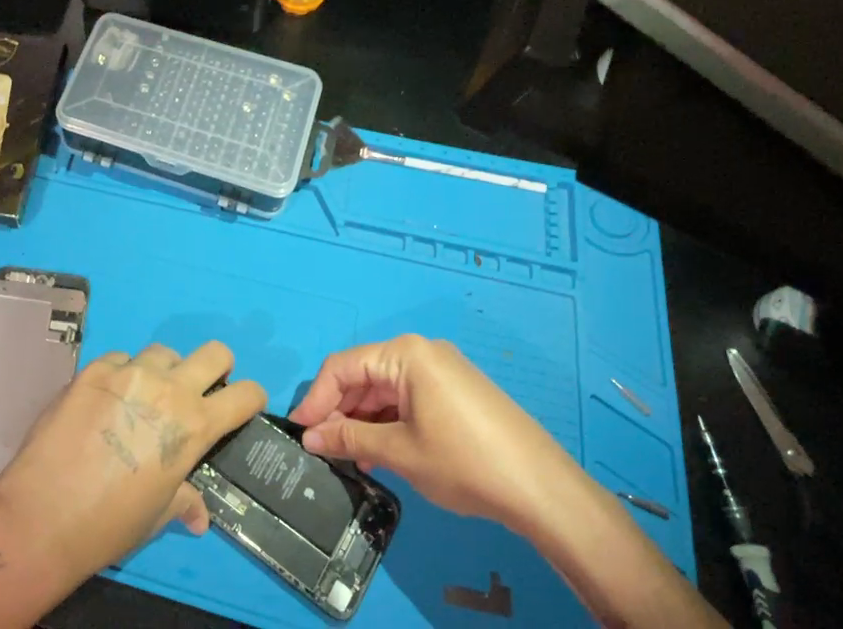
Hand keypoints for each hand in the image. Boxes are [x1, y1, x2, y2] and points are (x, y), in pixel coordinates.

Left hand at [0, 342, 267, 580]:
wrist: (44, 514)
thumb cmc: (111, 523)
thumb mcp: (158, 514)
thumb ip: (184, 500)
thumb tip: (198, 515)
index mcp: (194, 426)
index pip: (245, 394)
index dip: (250, 399)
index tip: (240, 407)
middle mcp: (167, 389)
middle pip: (214, 352)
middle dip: (216, 369)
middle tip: (200, 392)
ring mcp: (127, 374)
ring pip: (162, 352)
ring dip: (163, 371)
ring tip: (146, 397)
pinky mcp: (91, 370)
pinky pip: (119, 359)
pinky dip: (121, 374)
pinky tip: (108, 400)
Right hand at [289, 335, 585, 534]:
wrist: (542, 489)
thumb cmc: (464, 461)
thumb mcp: (399, 452)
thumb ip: (349, 440)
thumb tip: (310, 438)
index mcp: (406, 354)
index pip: (342, 367)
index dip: (317, 399)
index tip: (300, 431)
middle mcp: (422, 353)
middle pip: (364, 375)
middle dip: (340, 410)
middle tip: (323, 448)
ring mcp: (443, 372)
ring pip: (386, 390)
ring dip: (364, 420)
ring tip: (350, 457)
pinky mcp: (458, 393)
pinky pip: (409, 399)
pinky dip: (389, 422)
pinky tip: (381, 453)